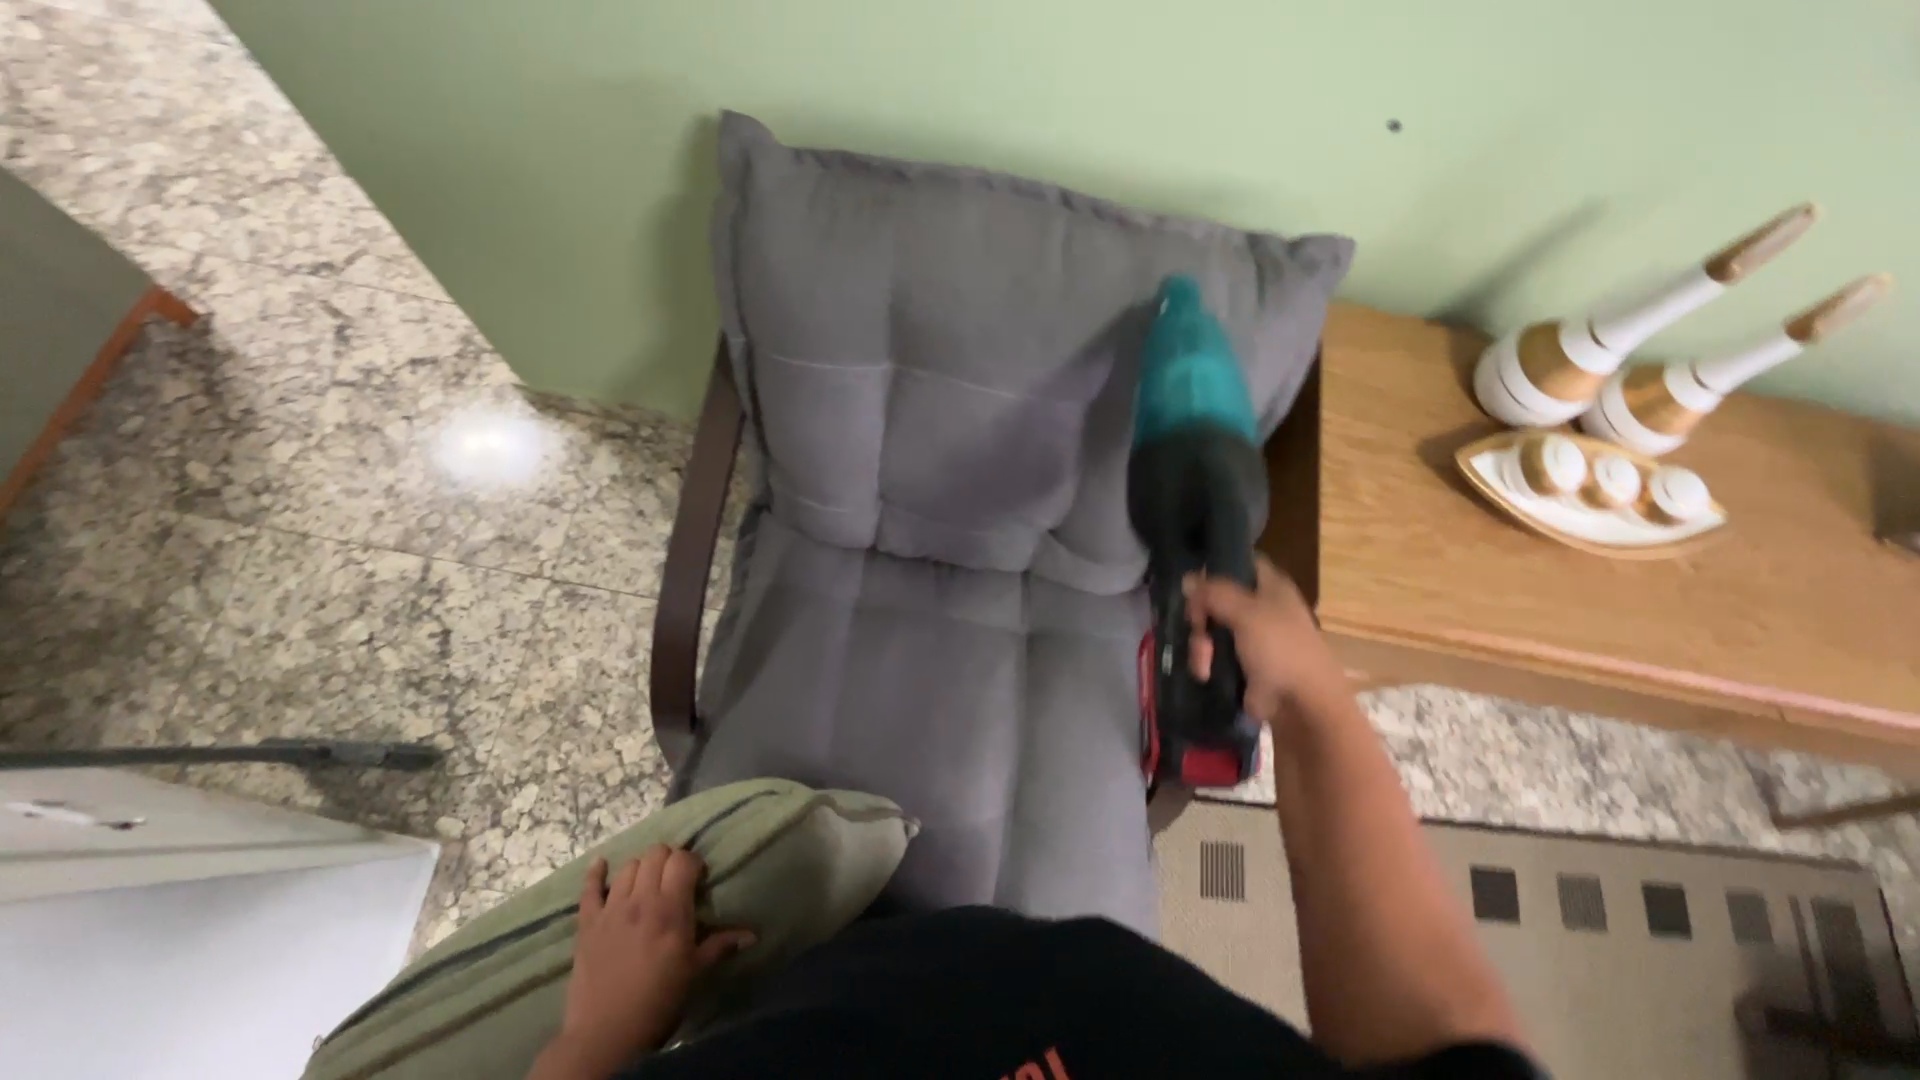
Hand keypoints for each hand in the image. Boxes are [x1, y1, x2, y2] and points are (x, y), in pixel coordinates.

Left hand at [551, 846, 754, 1074]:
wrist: (606, 1034)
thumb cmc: (659, 1002)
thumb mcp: (695, 972)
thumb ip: (720, 946)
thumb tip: (752, 934)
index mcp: (670, 910)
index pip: (682, 860)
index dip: (693, 862)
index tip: (698, 878)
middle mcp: (640, 901)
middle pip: (655, 854)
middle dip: (669, 860)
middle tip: (675, 880)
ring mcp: (611, 910)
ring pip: (628, 865)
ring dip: (641, 868)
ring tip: (647, 884)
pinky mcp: (587, 924)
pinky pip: (589, 888)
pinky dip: (596, 873)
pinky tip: (601, 865)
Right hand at [1182, 557, 1345, 726]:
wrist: (1301, 703)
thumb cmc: (1280, 648)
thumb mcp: (1247, 613)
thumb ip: (1215, 593)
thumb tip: (1188, 579)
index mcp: (1271, 587)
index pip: (1241, 564)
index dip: (1217, 569)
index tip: (1195, 582)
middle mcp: (1261, 608)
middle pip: (1217, 599)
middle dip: (1201, 615)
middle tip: (1197, 627)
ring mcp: (1251, 638)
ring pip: (1211, 628)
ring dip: (1201, 644)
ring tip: (1204, 661)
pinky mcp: (1242, 664)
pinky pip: (1213, 654)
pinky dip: (1206, 662)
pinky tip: (1206, 672)